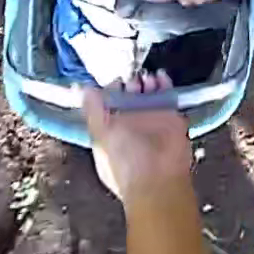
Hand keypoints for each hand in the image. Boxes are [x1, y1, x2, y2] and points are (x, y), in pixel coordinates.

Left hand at [83, 71, 192, 201]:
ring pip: (149, 92)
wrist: (158, 177)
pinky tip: (160, 77)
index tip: (117, 82)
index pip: (110, 103)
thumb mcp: (101, 136)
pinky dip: (164, 82)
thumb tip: (83, 88)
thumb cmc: (125, 159)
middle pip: (131, 94)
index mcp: (111, 130)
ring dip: (147, 81)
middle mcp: (131, 124)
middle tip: (134, 82)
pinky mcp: (170, 116)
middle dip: (132, 83)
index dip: (112, 90)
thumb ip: (93, 111)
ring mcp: (151, 119)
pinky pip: (167, 93)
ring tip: (147, 80)